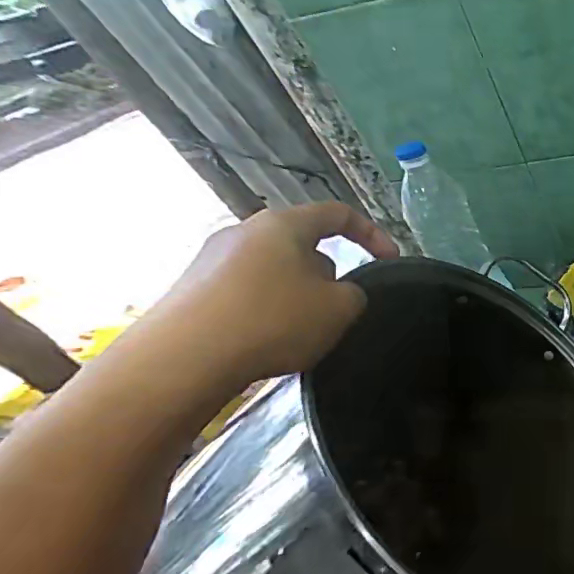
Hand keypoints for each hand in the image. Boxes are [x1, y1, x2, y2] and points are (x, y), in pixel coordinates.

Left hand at [132, 203, 397, 389]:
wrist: (183, 359)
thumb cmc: (272, 321)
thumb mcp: (339, 309)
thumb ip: (354, 294)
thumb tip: (338, 292)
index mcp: (283, 224)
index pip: (338, 214)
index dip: (372, 234)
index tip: (390, 260)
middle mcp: (244, 231)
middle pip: (303, 245)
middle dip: (327, 274)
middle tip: (338, 309)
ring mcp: (212, 259)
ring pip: (274, 271)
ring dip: (296, 295)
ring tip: (300, 333)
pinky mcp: (192, 290)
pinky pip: (245, 293)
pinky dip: (265, 312)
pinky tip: (265, 343)